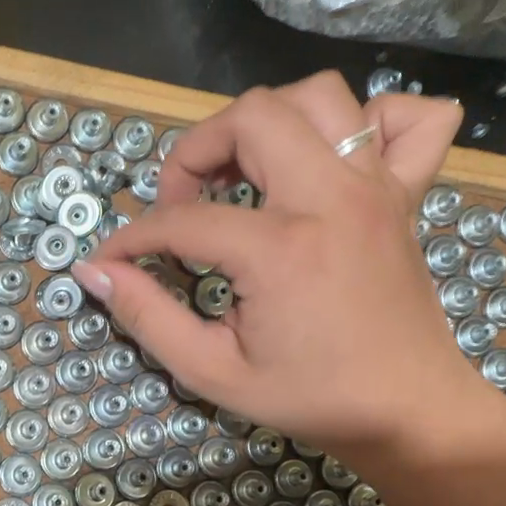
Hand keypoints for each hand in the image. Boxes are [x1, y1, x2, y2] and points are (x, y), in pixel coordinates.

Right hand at [71, 72, 479, 457]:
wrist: (402, 408)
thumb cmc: (304, 395)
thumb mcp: (208, 370)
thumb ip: (147, 316)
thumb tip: (96, 273)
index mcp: (279, 248)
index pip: (182, 218)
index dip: (130, 238)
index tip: (108, 262)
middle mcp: (331, 197)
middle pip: (254, 116)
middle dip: (196, 152)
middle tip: (180, 205)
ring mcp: (377, 186)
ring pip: (321, 97)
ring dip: (266, 124)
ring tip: (240, 176)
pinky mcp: (406, 192)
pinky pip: (410, 118)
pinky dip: (367, 121)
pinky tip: (329, 162)